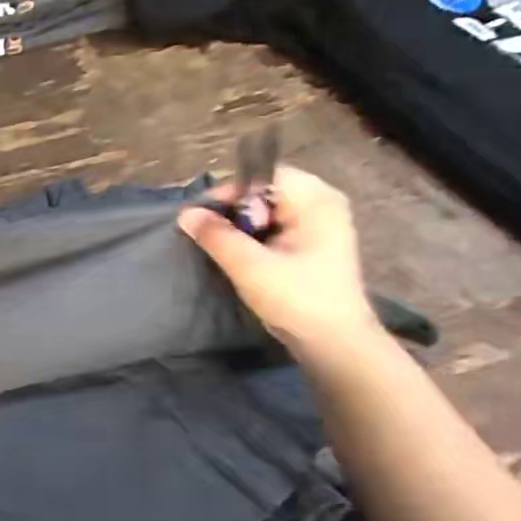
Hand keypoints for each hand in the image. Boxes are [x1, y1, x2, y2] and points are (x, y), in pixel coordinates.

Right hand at [177, 166, 382, 354]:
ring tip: (223, 246)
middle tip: (210, 233)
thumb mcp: (250, 267)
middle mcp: (323, 204)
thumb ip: (216, 236)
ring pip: (270, 211)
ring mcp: (321, 226)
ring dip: (244, 226)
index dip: (231, 190)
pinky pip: (278, 228)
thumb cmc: (297, 300)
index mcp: (316, 200)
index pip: (265, 175)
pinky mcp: (314, 247)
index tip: (203, 215)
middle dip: (235, 210)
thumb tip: (185, 214)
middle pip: (267, 191)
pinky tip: (242, 257)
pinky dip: (257, 237)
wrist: (335, 345)